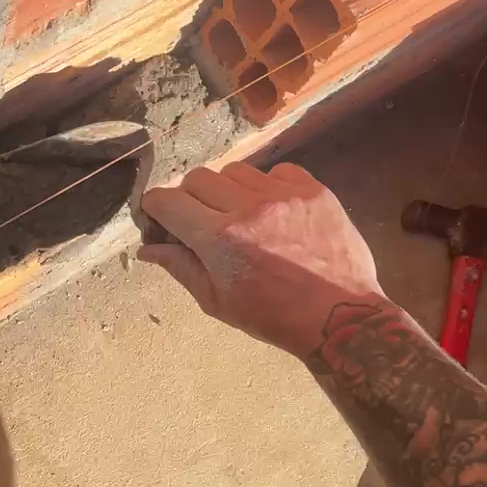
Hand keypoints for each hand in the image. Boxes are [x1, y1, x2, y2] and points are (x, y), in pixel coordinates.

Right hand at [138, 161, 387, 357]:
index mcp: (219, 239)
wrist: (339, 315)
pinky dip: (264, 186)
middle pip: (197, 178)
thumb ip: (180, 267)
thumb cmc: (270, 316)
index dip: (154, 207)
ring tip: (237, 215)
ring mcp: (283, 194)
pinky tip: (269, 211)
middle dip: (188, 198)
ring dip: (225, 189)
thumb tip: (147, 249)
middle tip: (198, 222)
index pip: (167, 201)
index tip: (158, 218)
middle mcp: (248, 207)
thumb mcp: (215, 300)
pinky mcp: (313, 189)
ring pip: (234, 170)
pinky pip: (275, 171)